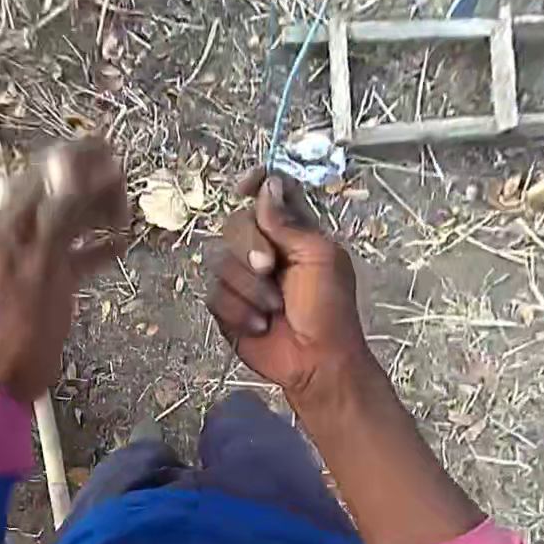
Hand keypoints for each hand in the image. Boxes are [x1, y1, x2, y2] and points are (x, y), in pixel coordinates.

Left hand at [0, 139, 128, 402]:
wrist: (12, 374)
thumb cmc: (25, 325)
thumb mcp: (43, 267)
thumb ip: (58, 217)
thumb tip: (79, 170)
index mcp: (9, 225)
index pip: (43, 175)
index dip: (76, 160)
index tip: (112, 153)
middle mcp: (19, 233)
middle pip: (58, 193)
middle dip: (92, 186)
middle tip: (123, 189)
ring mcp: (34, 256)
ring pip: (69, 221)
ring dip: (97, 214)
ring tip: (124, 217)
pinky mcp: (48, 278)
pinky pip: (75, 253)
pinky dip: (97, 248)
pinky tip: (121, 246)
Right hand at [206, 168, 372, 404]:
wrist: (315, 359)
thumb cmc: (329, 309)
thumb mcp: (318, 257)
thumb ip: (288, 222)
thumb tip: (266, 186)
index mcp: (292, 233)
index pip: (269, 195)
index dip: (256, 184)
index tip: (245, 187)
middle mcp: (264, 250)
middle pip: (235, 225)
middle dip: (249, 248)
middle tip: (270, 269)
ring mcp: (242, 279)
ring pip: (219, 261)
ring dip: (247, 288)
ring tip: (272, 308)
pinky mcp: (226, 307)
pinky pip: (214, 295)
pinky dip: (237, 311)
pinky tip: (259, 325)